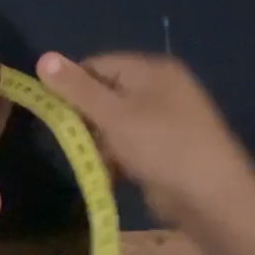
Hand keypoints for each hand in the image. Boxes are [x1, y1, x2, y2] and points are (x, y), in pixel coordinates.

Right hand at [37, 51, 254, 224]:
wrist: (212, 197)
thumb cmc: (160, 145)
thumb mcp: (112, 114)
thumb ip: (76, 88)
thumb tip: (42, 57)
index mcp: (151, 70)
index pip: (96, 64)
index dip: (71, 85)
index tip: (54, 112)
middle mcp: (160, 88)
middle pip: (104, 93)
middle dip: (85, 118)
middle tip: (76, 140)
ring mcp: (165, 119)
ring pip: (113, 122)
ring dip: (99, 142)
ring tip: (97, 161)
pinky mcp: (165, 147)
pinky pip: (129, 143)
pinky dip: (116, 156)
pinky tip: (113, 173)